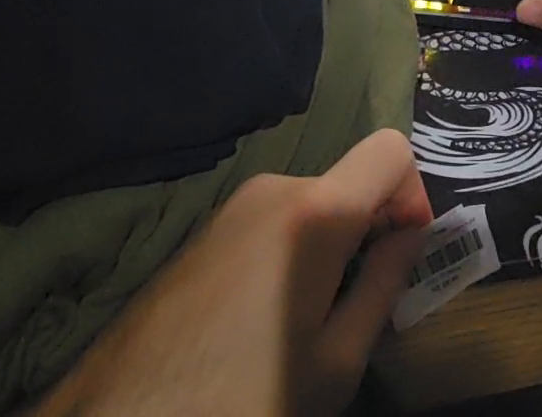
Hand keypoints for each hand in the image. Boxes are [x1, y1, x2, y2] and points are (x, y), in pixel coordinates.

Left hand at [34, 129, 433, 416]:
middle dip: (370, 231)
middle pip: (351, 183)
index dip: (413, 194)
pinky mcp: (209, 226)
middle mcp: (276, 187)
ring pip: (315, 204)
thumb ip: (385, 284)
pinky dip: (295, 250)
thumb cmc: (247, 393)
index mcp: (314, 211)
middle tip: (360, 302)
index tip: (402, 252)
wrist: (128, 415)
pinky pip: (277, 219)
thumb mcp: (336, 360)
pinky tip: (269, 313)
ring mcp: (236, 204)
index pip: (391, 150)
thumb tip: (411, 236)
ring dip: (332, 245)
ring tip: (310, 317)